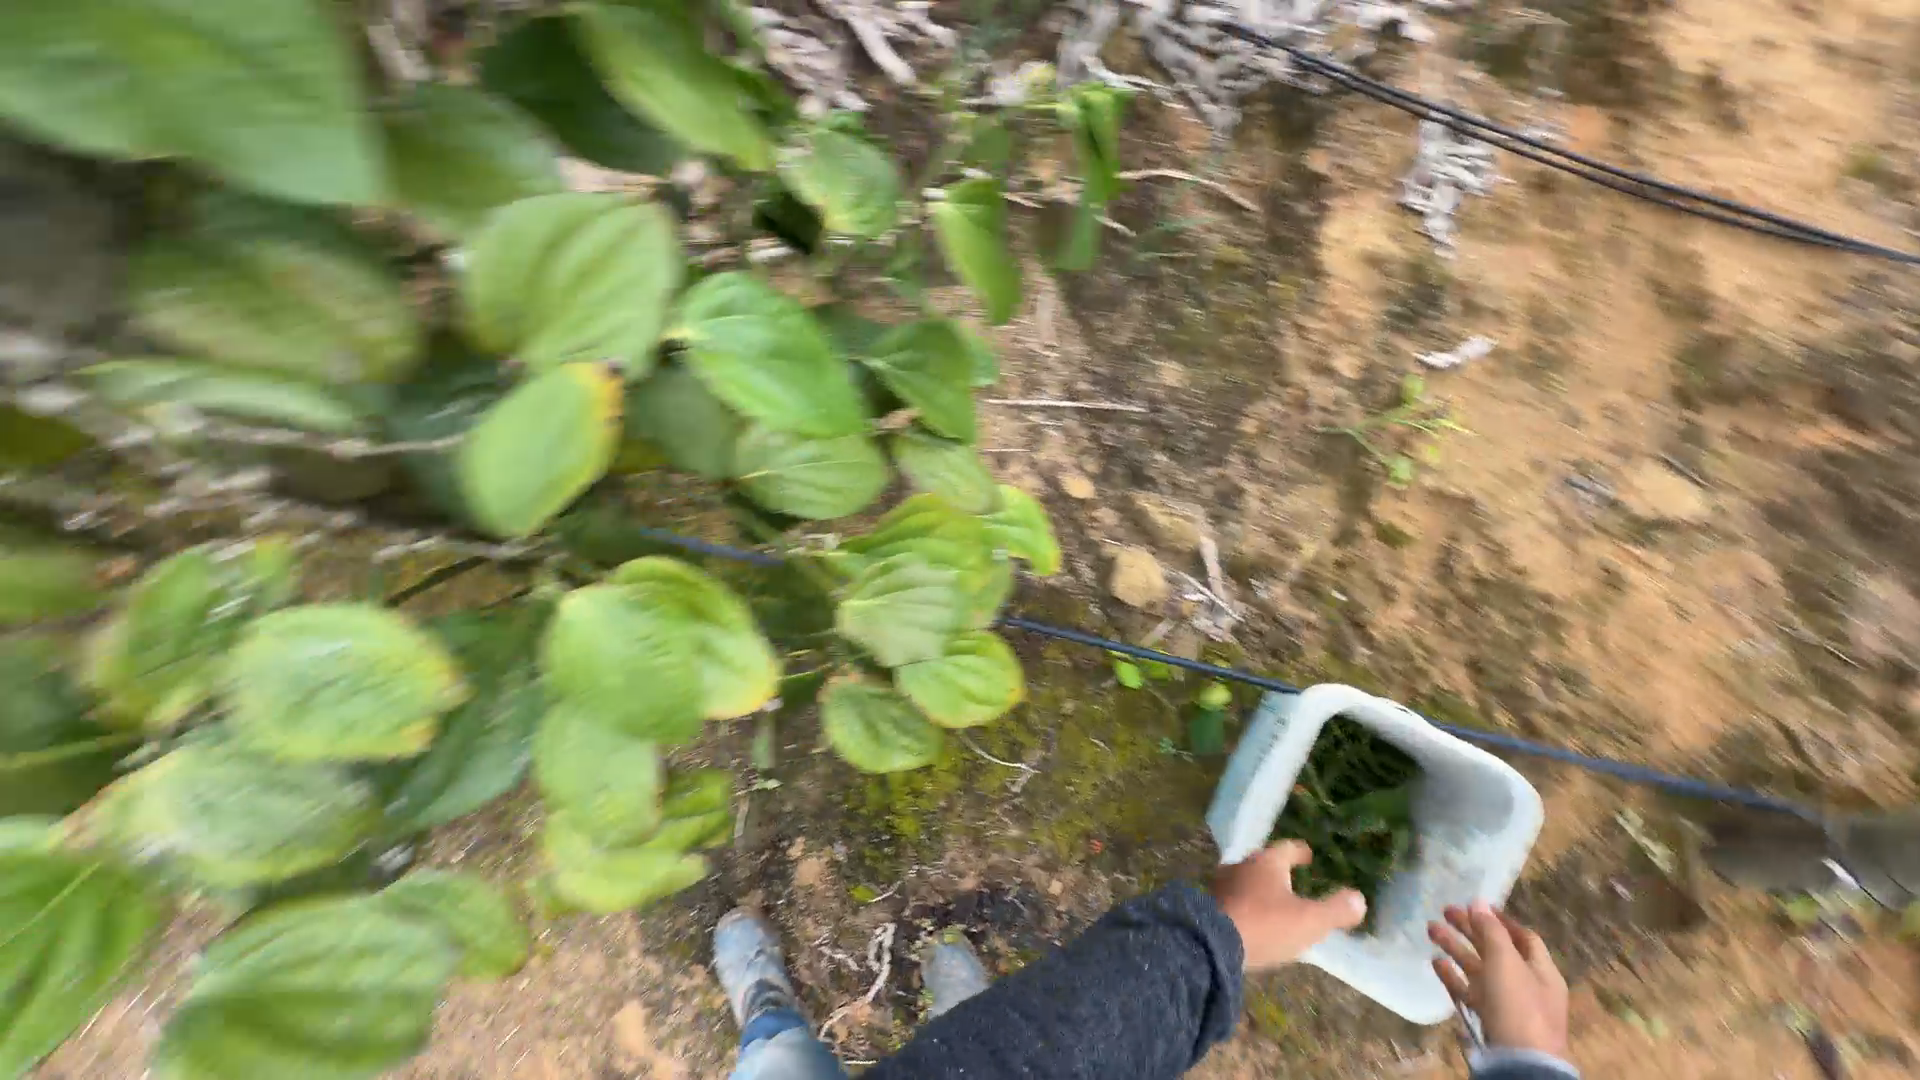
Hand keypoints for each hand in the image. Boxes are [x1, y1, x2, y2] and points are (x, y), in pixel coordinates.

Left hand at [1210, 841, 1367, 970]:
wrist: (1213, 943)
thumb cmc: (1266, 925)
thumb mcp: (1310, 921)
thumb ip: (1335, 910)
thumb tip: (1359, 898)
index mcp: (1266, 862)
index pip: (1286, 849)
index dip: (1299, 852)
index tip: (1308, 854)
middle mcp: (1240, 865)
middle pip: (1263, 863)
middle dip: (1278, 870)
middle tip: (1293, 877)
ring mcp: (1221, 884)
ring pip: (1245, 880)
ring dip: (1260, 887)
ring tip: (1274, 900)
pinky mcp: (1209, 904)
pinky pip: (1234, 898)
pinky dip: (1246, 903)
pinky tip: (1252, 918)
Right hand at [1429, 903, 1568, 1056]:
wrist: (1520, 1062)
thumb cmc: (1519, 1004)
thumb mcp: (1505, 961)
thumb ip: (1491, 931)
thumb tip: (1478, 901)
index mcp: (1541, 970)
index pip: (1523, 937)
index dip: (1499, 919)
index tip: (1473, 903)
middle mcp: (1526, 984)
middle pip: (1496, 950)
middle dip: (1471, 929)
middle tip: (1445, 911)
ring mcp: (1507, 1003)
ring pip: (1478, 968)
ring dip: (1455, 947)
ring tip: (1430, 929)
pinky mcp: (1489, 1017)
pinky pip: (1469, 990)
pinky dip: (1453, 975)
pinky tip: (1435, 962)